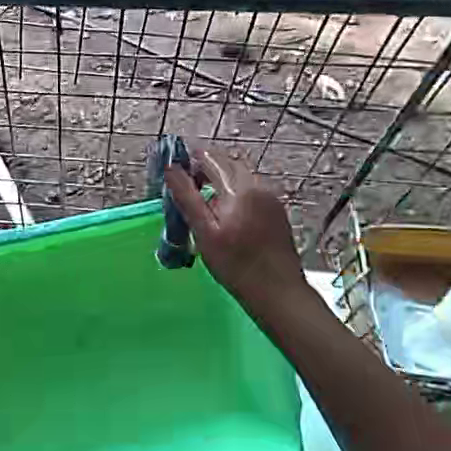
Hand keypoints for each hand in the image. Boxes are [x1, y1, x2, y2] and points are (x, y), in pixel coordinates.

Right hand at [163, 147, 306, 308]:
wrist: (278, 293)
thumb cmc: (236, 266)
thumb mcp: (204, 232)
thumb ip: (187, 197)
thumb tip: (171, 169)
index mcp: (240, 188)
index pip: (212, 158)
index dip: (190, 159)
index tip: (174, 170)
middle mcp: (259, 186)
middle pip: (228, 165)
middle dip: (205, 170)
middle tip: (185, 189)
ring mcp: (271, 199)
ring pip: (239, 178)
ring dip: (219, 182)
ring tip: (202, 207)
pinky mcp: (276, 212)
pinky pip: (250, 192)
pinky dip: (233, 194)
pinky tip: (224, 218)